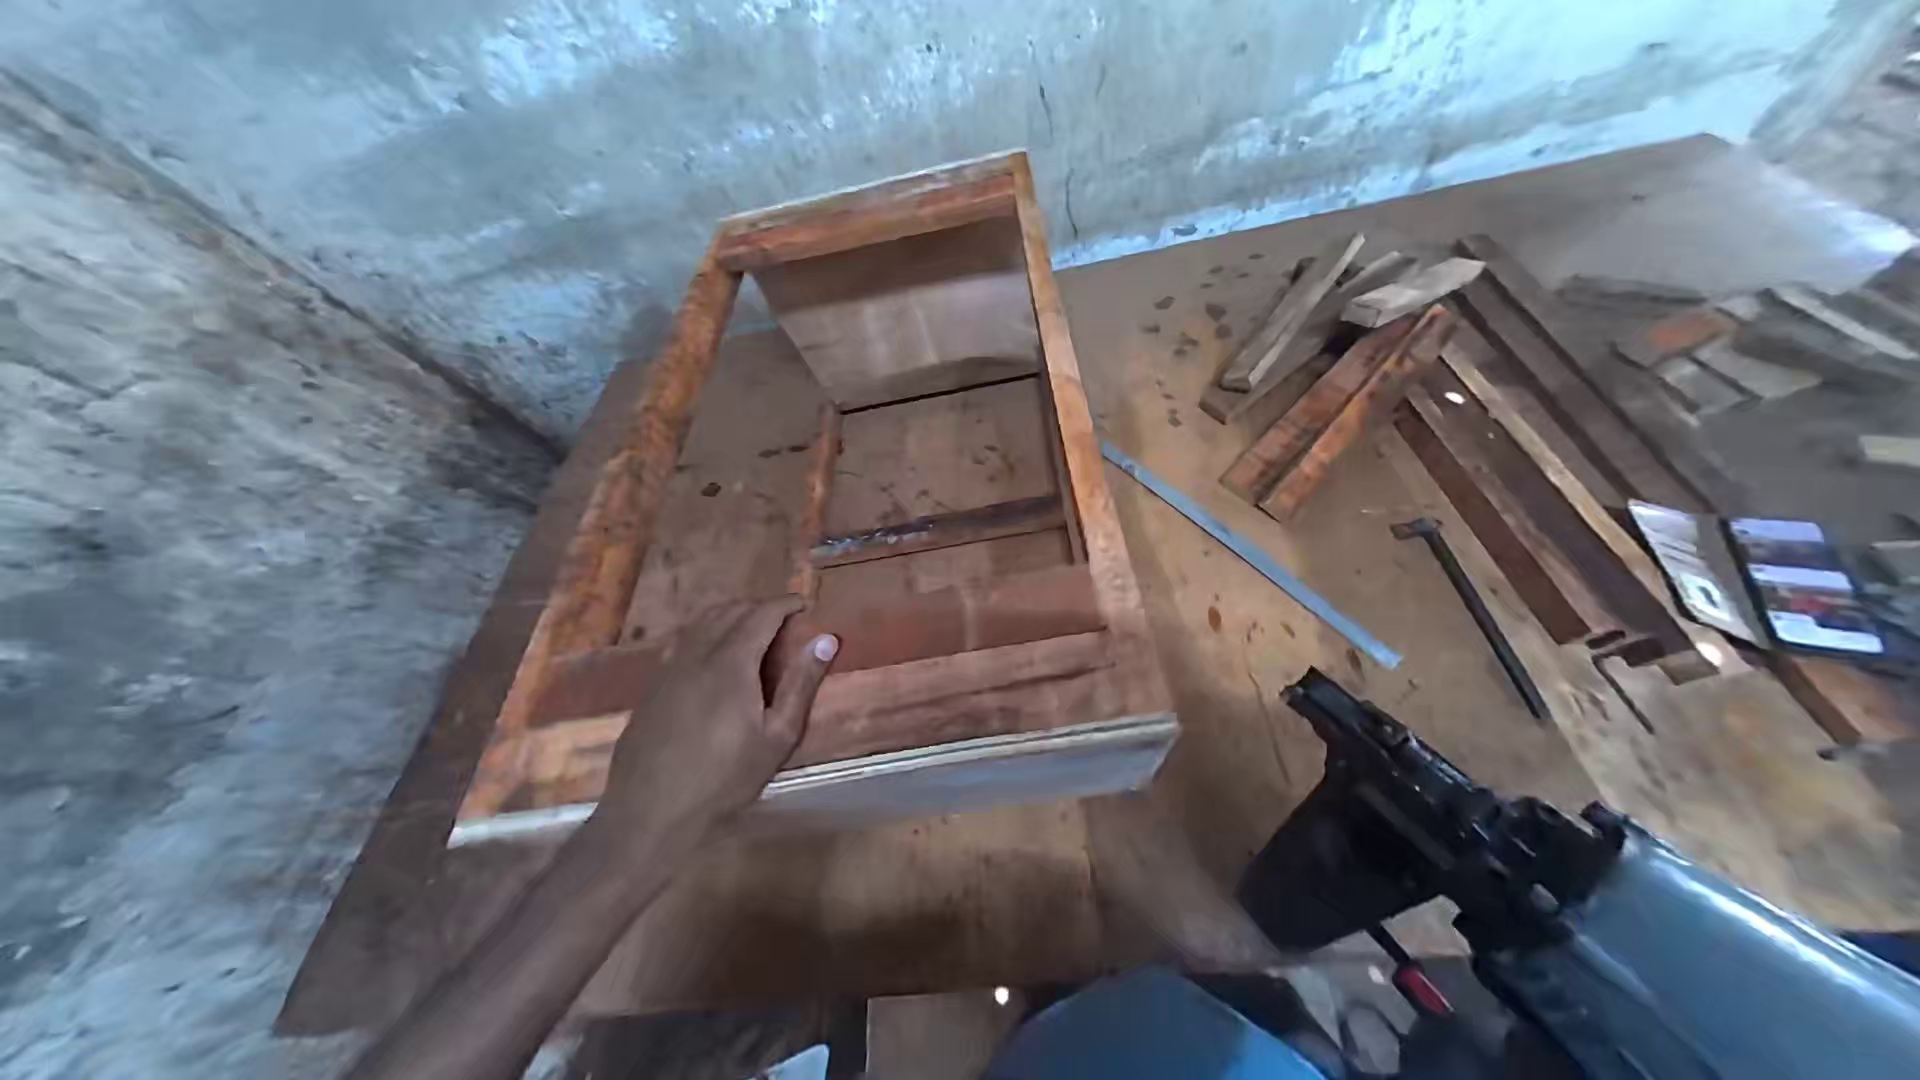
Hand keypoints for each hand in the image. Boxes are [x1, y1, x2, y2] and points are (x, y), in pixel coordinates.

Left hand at [593, 598, 837, 842]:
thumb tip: (826, 639)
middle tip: (784, 620)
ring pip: (701, 622)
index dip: (785, 604)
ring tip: (753, 630)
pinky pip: (682, 641)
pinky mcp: (652, 686)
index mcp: (731, 662)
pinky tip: (714, 655)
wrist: (650, 813)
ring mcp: (668, 668)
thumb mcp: (777, 736)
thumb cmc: (725, 778)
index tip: (804, 603)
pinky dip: (706, 632)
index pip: (761, 614)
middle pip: (730, 610)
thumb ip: (801, 683)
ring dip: (731, 615)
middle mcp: (696, 654)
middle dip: (760, 606)